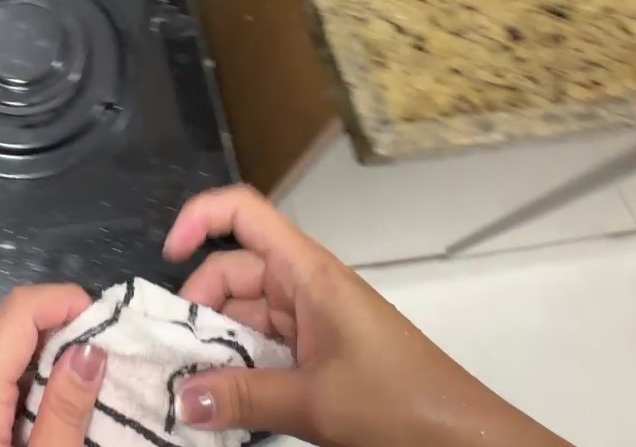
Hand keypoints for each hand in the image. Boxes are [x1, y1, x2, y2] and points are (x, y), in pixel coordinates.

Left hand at [0, 283, 109, 446]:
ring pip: (6, 355)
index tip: (108, 322)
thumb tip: (91, 347)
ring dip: (50, 359)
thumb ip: (64, 412)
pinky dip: (31, 383)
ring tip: (93, 381)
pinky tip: (59, 405)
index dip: (63, 300)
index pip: (17, 311)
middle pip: (12, 329)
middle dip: (63, 331)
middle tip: (110, 356)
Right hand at [164, 185, 570, 446]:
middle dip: (199, 307)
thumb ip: (243, 399)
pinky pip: (263, 345)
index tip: (168, 254)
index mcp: (306, 271)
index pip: (243, 213)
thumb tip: (179, 400)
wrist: (467, 442)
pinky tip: (221, 400)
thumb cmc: (398, 402)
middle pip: (234, 271)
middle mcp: (302, 283)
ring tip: (187, 385)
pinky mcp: (316, 351)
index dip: (200, 217)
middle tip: (169, 356)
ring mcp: (309, 318)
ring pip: (244, 315)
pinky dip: (239, 368)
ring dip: (217, 345)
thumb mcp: (316, 403)